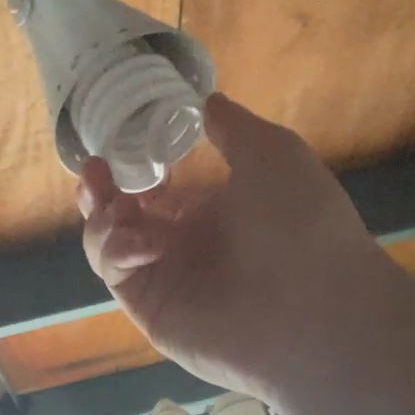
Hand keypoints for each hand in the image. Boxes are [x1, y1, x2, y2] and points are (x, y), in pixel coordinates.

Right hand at [78, 93, 403, 397]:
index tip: (118, 150)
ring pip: (110, 248)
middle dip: (100, 195)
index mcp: (210, 214)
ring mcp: (166, 282)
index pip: (154, 193)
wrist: (319, 305)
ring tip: (118, 205)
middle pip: (121, 220)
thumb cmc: (302, 224)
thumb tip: (206, 102)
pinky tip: (142, 240)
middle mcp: (184, 248)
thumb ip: (233, 128)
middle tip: (95, 172)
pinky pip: (118, 276)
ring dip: (104, 221)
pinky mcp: (152, 312)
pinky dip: (117, 251)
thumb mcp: (273, 154)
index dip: (131, 172)